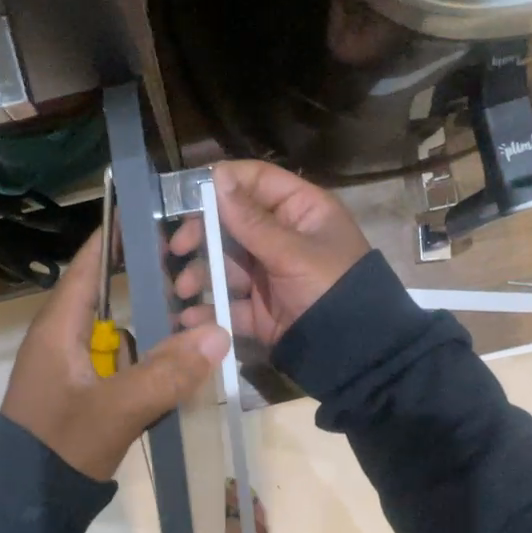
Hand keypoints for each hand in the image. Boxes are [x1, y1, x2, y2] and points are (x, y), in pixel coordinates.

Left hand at [2, 230, 229, 480]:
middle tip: (199, 270)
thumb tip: (218, 334)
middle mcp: (63, 339)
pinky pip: (123, 364)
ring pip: (122, 333)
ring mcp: (74, 369)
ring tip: (202, 317)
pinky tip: (182, 365)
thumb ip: (166, 373)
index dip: (117, 235)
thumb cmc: (60, 446)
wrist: (27, 507)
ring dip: (156, 327)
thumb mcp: (115, 410)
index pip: (88, 264)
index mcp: (58, 328)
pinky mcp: (86, 395)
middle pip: (112, 295)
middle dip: (152, 284)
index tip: (155, 211)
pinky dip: (149, 360)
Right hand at [170, 160, 369, 344]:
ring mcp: (270, 275)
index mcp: (301, 211)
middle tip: (176, 248)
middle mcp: (283, 238)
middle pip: (232, 224)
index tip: (188, 198)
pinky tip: (190, 317)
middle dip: (201, 236)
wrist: (355, 355)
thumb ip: (251, 220)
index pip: (256, 181)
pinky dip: (209, 310)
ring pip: (224, 265)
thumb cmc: (330, 288)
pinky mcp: (261, 310)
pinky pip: (229, 304)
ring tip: (183, 291)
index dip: (223, 185)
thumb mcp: (292, 252)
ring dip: (200, 275)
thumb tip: (217, 177)